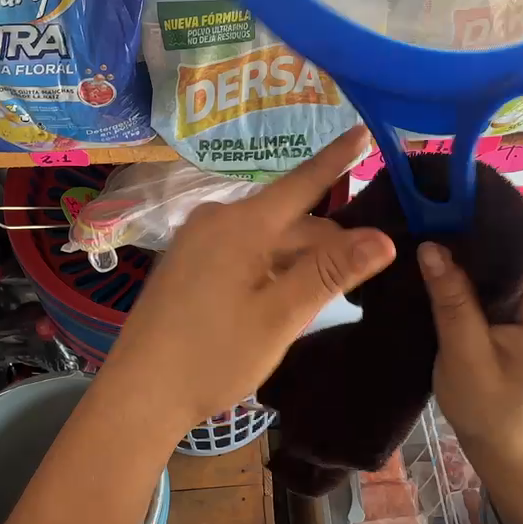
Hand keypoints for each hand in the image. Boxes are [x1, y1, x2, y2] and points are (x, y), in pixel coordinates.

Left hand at [97, 127, 396, 433]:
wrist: (139, 393)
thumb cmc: (213, 356)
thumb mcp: (280, 316)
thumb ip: (331, 273)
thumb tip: (383, 238)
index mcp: (242, 224)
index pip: (303, 182)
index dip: (338, 158)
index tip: (365, 130)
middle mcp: (218, 218)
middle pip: (289, 220)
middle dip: (326, 243)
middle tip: (362, 277)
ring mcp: (198, 238)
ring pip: (267, 239)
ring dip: (298, 261)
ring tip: (324, 296)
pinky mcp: (189, 260)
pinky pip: (244, 250)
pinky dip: (271, 267)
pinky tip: (281, 298)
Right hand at [420, 222, 522, 473]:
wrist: (505, 448)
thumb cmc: (488, 408)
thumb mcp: (465, 356)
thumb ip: (451, 301)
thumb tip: (431, 245)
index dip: (509, 212)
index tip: (469, 192)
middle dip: (490, 218)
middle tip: (446, 198)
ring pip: (512, 256)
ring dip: (481, 236)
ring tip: (442, 215)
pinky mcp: (517, 313)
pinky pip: (501, 273)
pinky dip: (477, 257)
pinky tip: (447, 249)